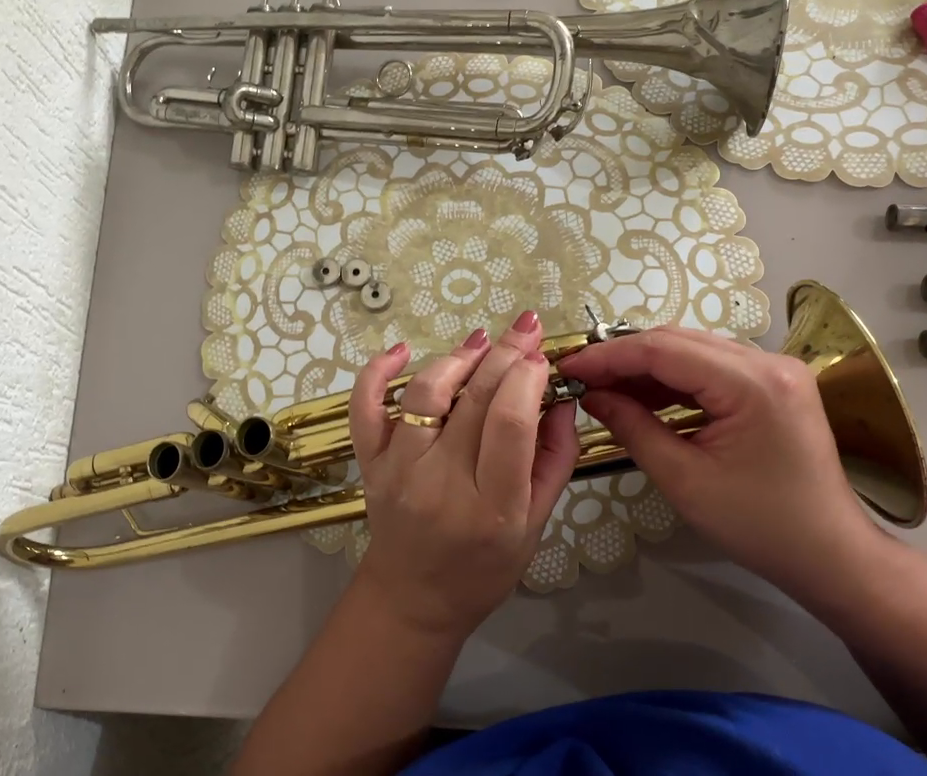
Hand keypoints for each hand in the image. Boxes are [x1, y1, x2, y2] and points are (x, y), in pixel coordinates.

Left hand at [345, 312, 579, 641]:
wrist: (414, 598)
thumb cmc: (485, 568)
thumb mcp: (535, 526)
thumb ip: (553, 461)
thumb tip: (560, 400)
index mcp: (492, 508)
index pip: (509, 424)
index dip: (526, 379)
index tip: (541, 355)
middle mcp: (441, 483)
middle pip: (472, 402)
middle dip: (504, 355)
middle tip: (524, 327)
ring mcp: (398, 470)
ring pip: (424, 395)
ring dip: (455, 358)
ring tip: (482, 340)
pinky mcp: (370, 463)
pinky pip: (365, 409)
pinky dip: (377, 373)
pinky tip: (401, 350)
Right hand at [556, 327, 880, 596]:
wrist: (832, 555)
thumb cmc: (760, 525)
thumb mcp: (685, 480)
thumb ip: (633, 428)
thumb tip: (591, 396)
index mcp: (753, 384)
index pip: (664, 350)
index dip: (610, 356)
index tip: (570, 368)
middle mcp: (768, 362)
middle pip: (678, 340)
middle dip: (623, 356)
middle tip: (581, 377)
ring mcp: (775, 369)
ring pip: (692, 349)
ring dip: (645, 366)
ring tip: (603, 386)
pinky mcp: (774, 383)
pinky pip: (710, 366)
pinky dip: (672, 378)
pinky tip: (641, 395)